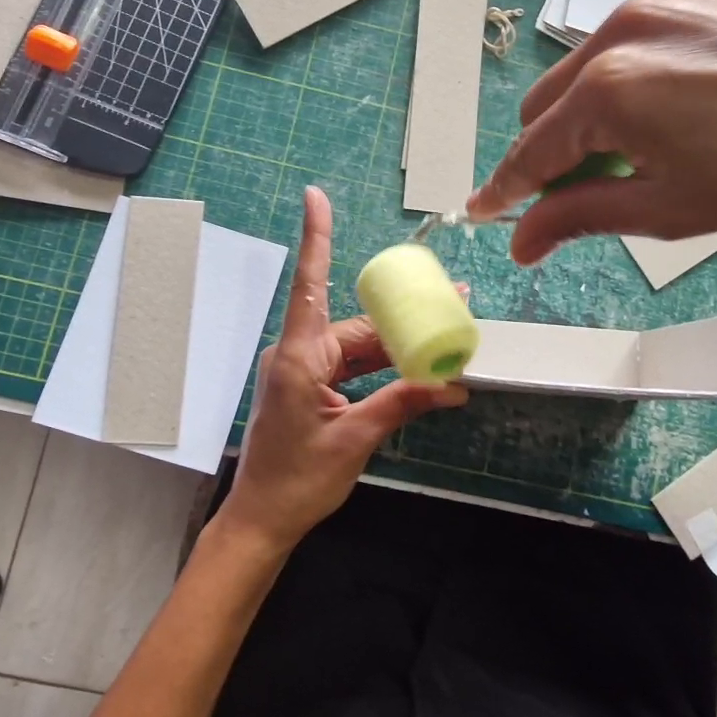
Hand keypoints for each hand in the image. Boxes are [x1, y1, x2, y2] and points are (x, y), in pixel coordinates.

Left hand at [217, 186, 468, 551]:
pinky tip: (416, 370)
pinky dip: (381, 368)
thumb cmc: (299, 480)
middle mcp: (297, 354)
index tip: (315, 195)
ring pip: (356, 346)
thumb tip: (453, 386)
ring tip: (444, 338)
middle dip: (400, 316)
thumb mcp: (357, 439)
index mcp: (298, 357)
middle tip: (453, 298)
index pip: (311, 284)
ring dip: (395, 346)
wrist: (262, 520)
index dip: (316, 237)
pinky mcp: (308, 389)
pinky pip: (349, 366)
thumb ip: (402, 404)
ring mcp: (302, 372)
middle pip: (355, 323)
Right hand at [466, 0, 716, 263]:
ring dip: (607, 97)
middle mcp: (626, 25)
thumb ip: (579, 218)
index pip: (531, 148)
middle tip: (596, 180)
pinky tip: (703, 78)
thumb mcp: (669, 210)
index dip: (506, 187)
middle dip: (559, 144)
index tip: (487, 207)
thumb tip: (521, 241)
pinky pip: (650, 16)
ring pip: (597, 54)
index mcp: (610, 90)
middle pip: (551, 98)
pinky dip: (654, 53)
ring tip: (668, 127)